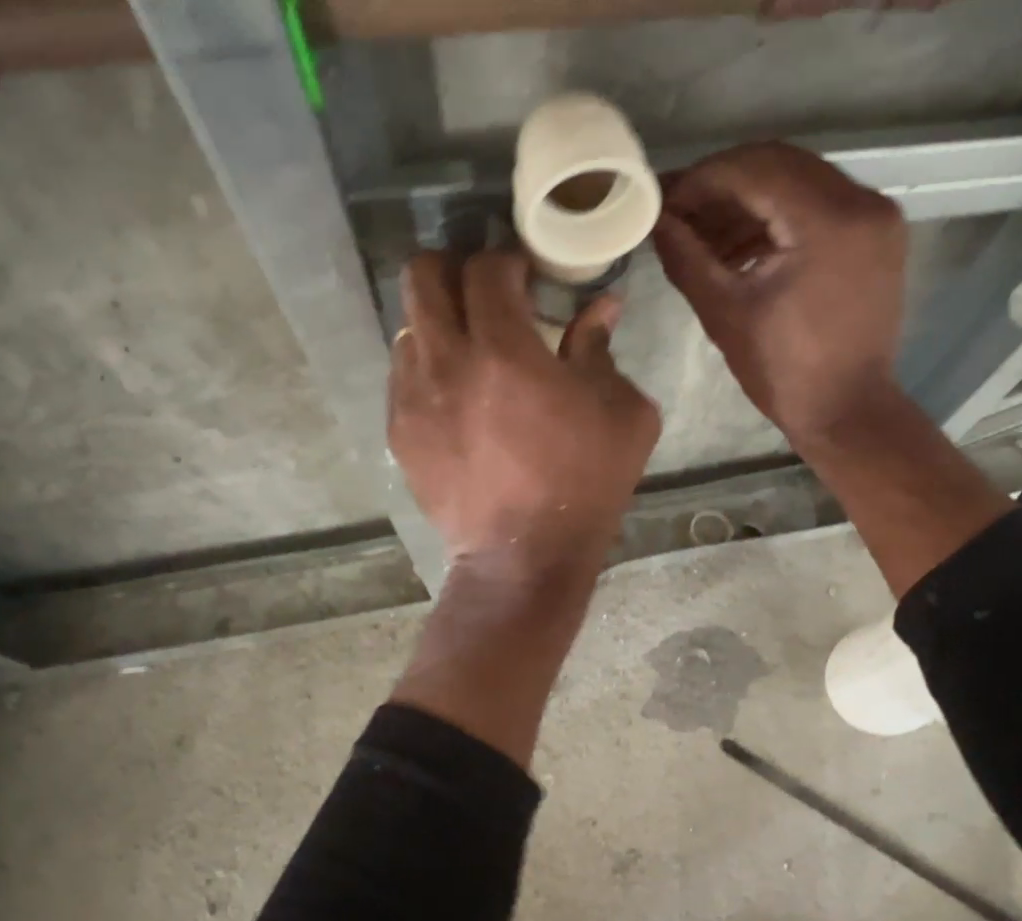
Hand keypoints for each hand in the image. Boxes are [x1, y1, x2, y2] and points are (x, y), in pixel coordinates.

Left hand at [388, 250, 661, 580]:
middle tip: (485, 291)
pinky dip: (428, 366)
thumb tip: (600, 308)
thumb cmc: (585, 484)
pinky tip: (458, 394)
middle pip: (422, 275)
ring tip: (471, 348)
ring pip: (408, 324)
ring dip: (440, 321)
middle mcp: (445, 361)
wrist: (523, 558)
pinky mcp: (399, 431)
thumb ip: (603, 349)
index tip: (526, 276)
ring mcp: (412, 397)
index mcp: (504, 349)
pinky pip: (402, 373)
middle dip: (454, 268)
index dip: (508, 261)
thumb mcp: (622, 414)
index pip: (486, 268)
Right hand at [652, 141, 908, 445]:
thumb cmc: (783, 371)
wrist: (847, 411)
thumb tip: (654, 218)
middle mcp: (862, 202)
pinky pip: (818, 204)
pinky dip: (777, 216)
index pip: (754, 169)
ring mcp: (876, 217)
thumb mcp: (723, 311)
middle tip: (678, 210)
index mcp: (829, 221)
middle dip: (722, 184)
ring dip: (747, 200)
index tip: (663, 199)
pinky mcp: (876, 234)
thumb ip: (685, 255)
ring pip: (798, 180)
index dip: (701, 180)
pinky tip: (737, 245)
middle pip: (778, 163)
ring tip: (700, 233)